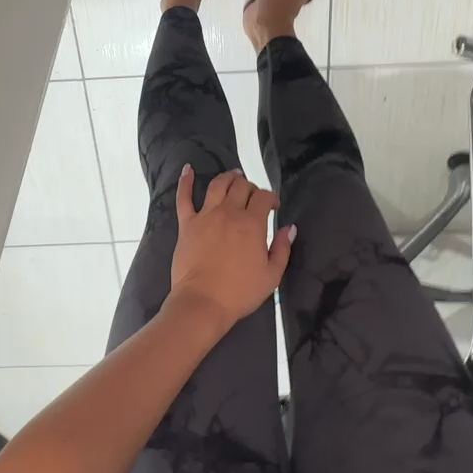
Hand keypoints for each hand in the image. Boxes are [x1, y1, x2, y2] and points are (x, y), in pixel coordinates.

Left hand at [168, 167, 294, 334]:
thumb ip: (282, 249)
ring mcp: (205, 216)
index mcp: (251, 224)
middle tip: (253, 196)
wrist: (203, 302)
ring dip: (228, 177)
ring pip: (218, 185)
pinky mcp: (187, 224)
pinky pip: (184, 198)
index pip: (263, 197)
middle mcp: (229, 213)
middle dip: (251, 187)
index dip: (271, 197)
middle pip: (241, 186)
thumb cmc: (240, 293)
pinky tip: (187, 170)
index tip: (274, 206)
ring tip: (234, 176)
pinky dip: (185, 181)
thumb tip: (289, 228)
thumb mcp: (271, 276)